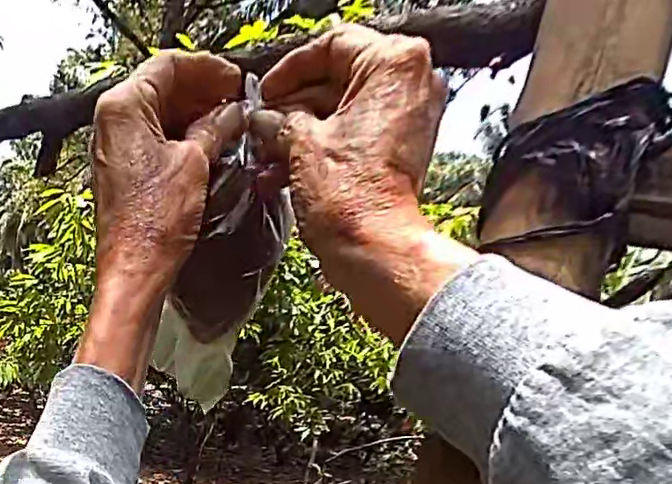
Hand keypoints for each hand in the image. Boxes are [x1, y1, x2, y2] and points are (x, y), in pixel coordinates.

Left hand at [75, 51, 246, 388]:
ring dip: (193, 117)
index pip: (169, 66)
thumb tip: (232, 112)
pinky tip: (207, 148)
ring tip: (227, 125)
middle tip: (235, 102)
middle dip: (201, 92)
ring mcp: (115, 151)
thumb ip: (215, 126)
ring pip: (159, 117)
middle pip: (161, 89)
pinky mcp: (123, 177)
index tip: (234, 80)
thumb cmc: (154, 226)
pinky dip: (181, 141)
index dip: (207, 69)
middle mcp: (111, 124)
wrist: (134, 275)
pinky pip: (154, 145)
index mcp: (122, 108)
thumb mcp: (195, 164)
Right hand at [253, 25, 473, 342]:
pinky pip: (351, 139)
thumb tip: (263, 117)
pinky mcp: (396, 154)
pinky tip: (283, 172)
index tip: (264, 92)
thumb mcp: (300, 145)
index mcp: (395, 63)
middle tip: (261, 128)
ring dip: (298, 136)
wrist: (372, 250)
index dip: (290, 69)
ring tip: (266, 158)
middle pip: (337, 81)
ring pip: (340, 114)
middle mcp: (410, 84)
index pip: (333, 45)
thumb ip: (279, 120)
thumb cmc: (349, 199)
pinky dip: (319, 151)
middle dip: (292, 109)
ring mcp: (405, 121)